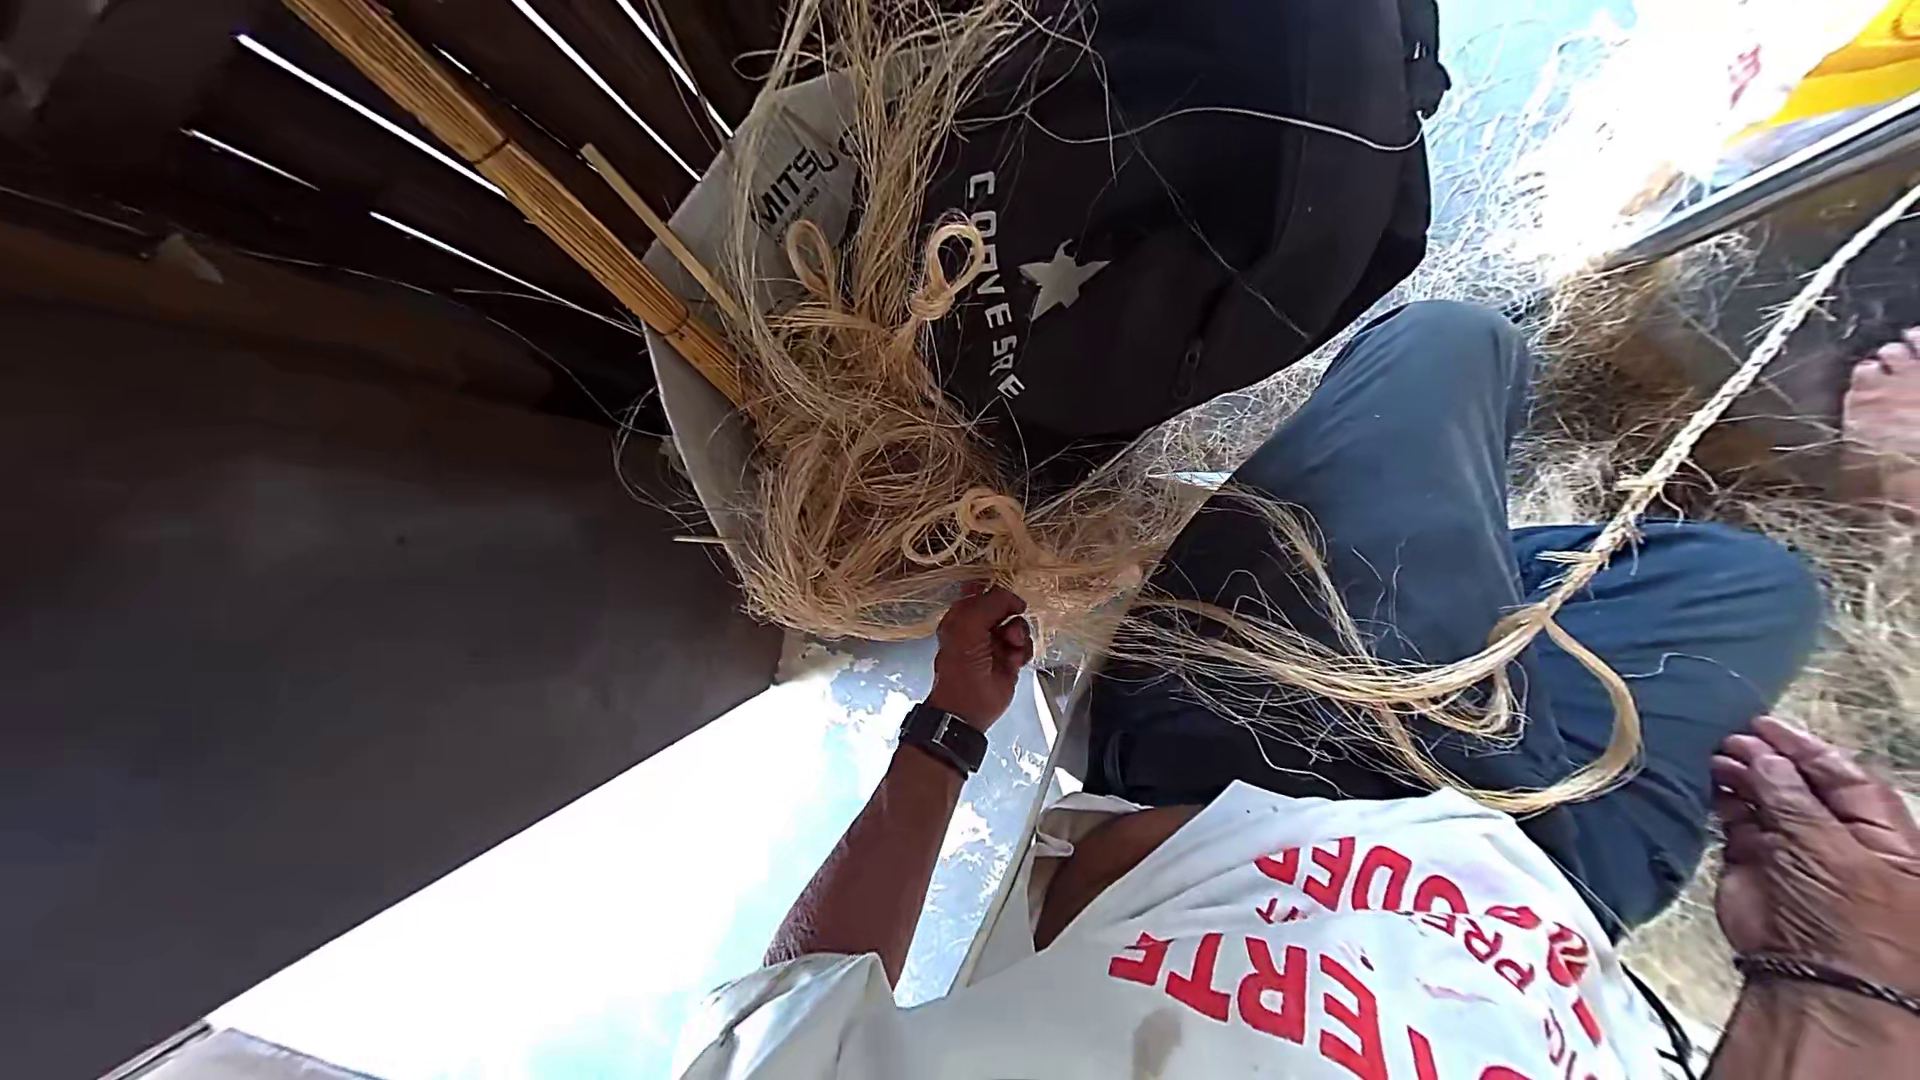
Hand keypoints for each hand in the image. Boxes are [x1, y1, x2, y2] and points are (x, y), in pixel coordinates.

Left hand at [924, 584, 1033, 731]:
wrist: (968, 705)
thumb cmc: (961, 665)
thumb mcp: (969, 625)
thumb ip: (990, 603)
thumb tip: (1013, 599)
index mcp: (961, 616)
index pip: (980, 592)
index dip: (995, 592)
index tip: (1006, 598)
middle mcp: (978, 628)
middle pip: (1003, 608)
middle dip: (1010, 614)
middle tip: (1008, 624)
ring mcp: (995, 644)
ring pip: (1017, 625)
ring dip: (1019, 633)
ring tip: (1012, 644)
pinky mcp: (1010, 660)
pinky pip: (1025, 645)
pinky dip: (1024, 650)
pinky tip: (1015, 659)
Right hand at [1710, 716, 1919, 989]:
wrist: (1814, 970)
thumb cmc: (1851, 915)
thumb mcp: (1834, 854)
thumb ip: (1795, 801)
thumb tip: (1763, 756)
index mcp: (1889, 843)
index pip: (1849, 783)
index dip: (1809, 751)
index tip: (1763, 724)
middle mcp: (1841, 841)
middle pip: (1803, 788)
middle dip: (1767, 760)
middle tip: (1727, 738)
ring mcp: (1795, 849)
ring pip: (1765, 799)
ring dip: (1739, 776)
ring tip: (1710, 757)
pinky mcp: (1753, 857)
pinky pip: (1735, 818)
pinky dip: (1719, 798)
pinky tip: (1704, 781)